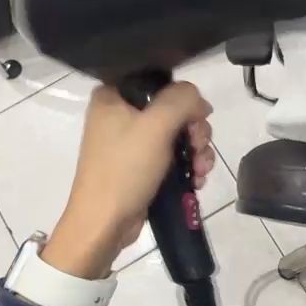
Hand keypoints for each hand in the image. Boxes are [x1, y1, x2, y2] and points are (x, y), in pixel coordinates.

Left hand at [42, 83, 214, 279]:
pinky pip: (173, 156)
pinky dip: (188, 165)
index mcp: (114, 96)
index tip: (199, 118)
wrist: (104, 223)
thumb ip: (181, 100)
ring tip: (200, 170)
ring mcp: (131, 142)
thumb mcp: (155, 126)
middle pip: (174, 109)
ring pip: (178, 134)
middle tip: (198, 148)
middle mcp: (120, 114)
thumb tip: (197, 99)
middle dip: (195, 130)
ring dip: (196, 151)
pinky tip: (197, 179)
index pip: (160, 82)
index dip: (185, 98)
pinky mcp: (141, 165)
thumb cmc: (125, 170)